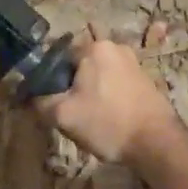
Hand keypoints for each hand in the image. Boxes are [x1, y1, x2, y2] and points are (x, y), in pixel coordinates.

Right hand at [34, 39, 183, 166]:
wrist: (156, 142)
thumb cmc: (107, 123)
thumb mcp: (63, 115)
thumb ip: (40, 102)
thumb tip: (31, 97)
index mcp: (94, 48)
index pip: (58, 55)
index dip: (49, 78)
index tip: (50, 100)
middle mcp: (115, 47)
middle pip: (79, 65)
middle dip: (70, 86)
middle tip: (68, 112)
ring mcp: (133, 62)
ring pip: (97, 75)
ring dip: (89, 93)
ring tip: (88, 118)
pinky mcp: (144, 79)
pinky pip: (114, 83)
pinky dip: (106, 97)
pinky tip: (107, 118)